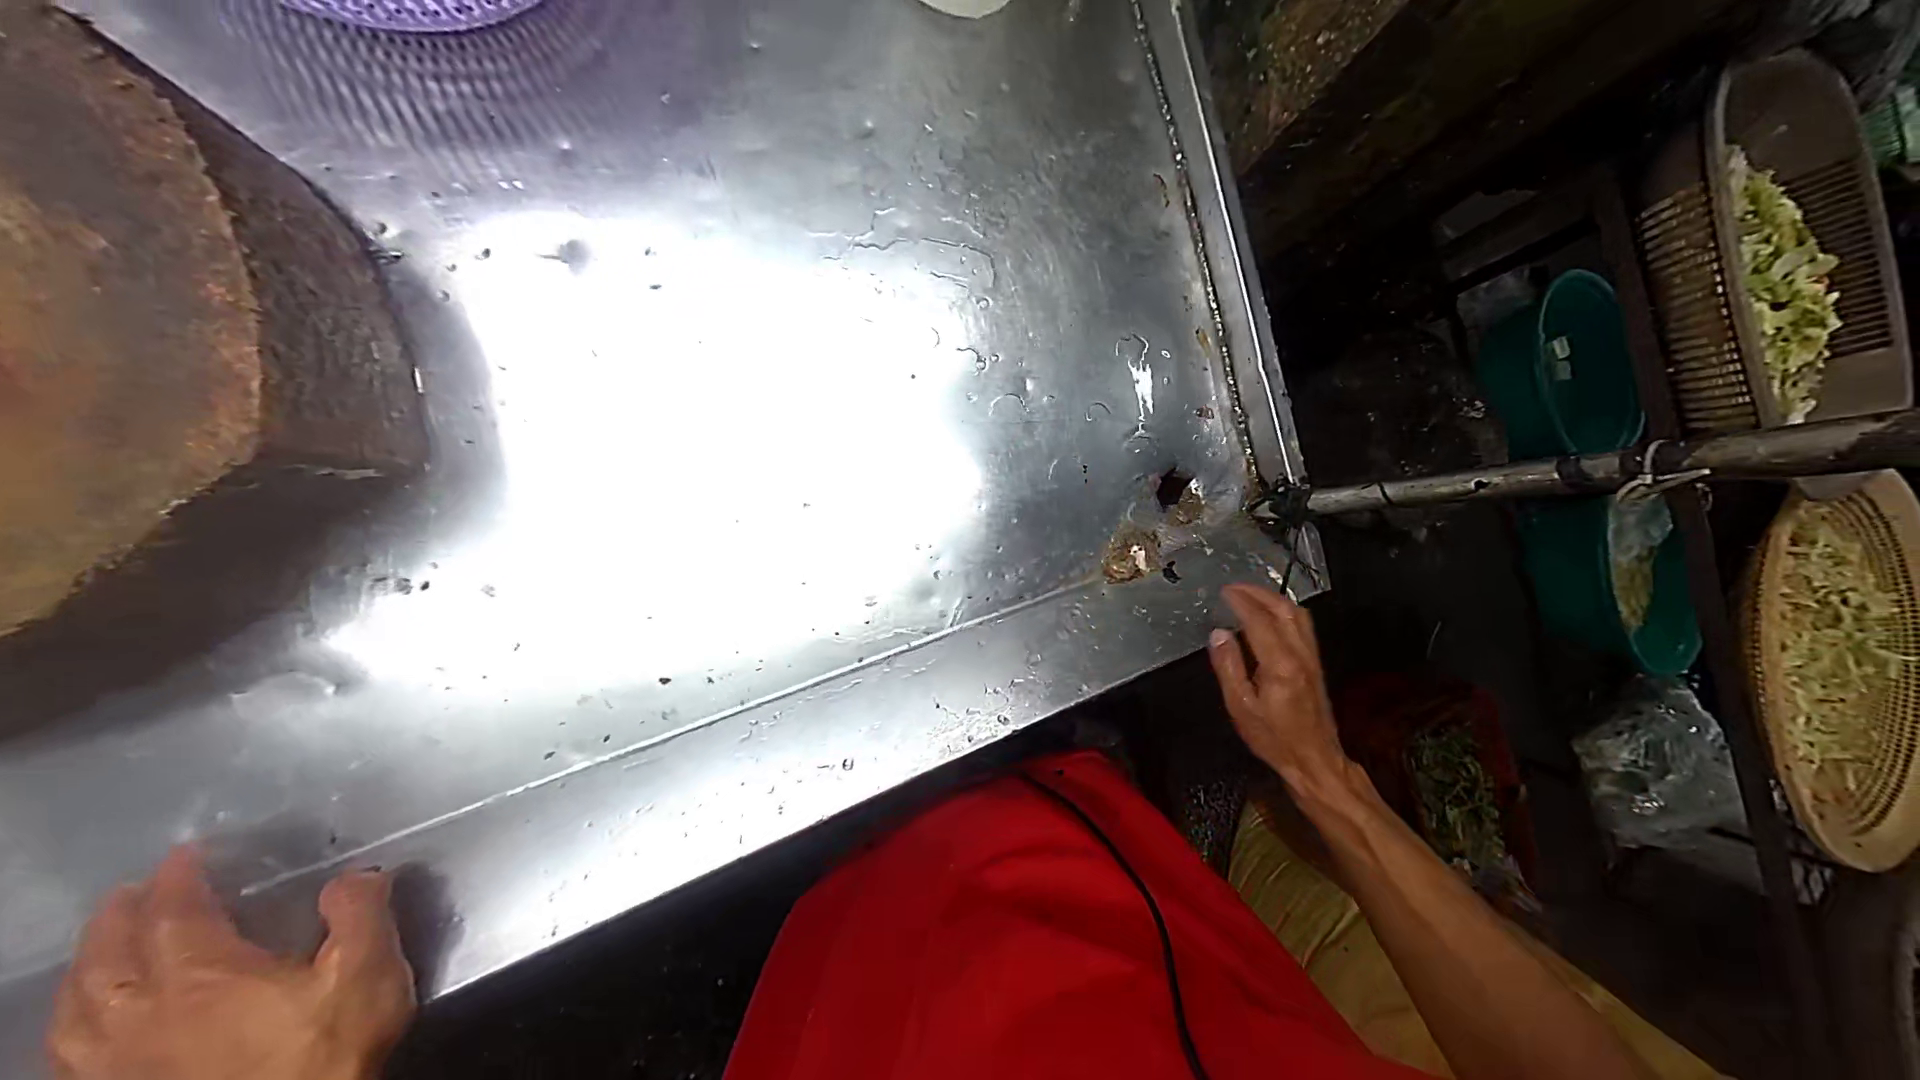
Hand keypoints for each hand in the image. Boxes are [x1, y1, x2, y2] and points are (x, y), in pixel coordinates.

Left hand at [47, 847, 415, 1079]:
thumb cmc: (328, 1045)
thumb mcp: (366, 968)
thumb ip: (359, 912)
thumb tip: (352, 874)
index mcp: (204, 981)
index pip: (175, 918)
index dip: (177, 882)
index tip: (184, 854)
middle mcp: (146, 1020)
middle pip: (109, 964)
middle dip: (117, 921)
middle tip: (129, 892)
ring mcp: (123, 1068)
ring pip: (77, 1013)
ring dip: (83, 971)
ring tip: (98, 950)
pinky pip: (73, 1058)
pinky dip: (72, 1026)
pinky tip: (89, 1025)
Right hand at [1207, 584, 1356, 798]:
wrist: (1314, 759)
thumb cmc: (1274, 738)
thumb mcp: (1240, 706)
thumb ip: (1228, 667)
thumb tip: (1219, 634)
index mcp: (1280, 665)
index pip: (1259, 620)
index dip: (1241, 601)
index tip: (1224, 592)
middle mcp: (1300, 655)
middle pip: (1284, 610)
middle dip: (1258, 593)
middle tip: (1235, 587)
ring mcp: (1312, 659)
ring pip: (1298, 615)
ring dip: (1274, 599)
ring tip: (1251, 595)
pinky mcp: (1316, 665)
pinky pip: (1303, 626)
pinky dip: (1284, 612)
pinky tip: (1270, 616)